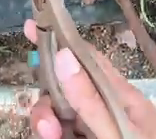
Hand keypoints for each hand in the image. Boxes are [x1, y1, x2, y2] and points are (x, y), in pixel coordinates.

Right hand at [23, 22, 155, 138]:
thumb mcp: (120, 136)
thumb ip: (91, 102)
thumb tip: (62, 54)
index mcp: (124, 99)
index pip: (88, 58)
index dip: (59, 40)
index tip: (31, 27)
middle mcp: (108, 113)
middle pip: (66, 91)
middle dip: (48, 102)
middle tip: (46, 126)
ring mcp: (97, 134)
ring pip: (59, 118)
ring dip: (46, 124)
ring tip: (48, 136)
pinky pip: (63, 136)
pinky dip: (51, 136)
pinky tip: (49, 138)